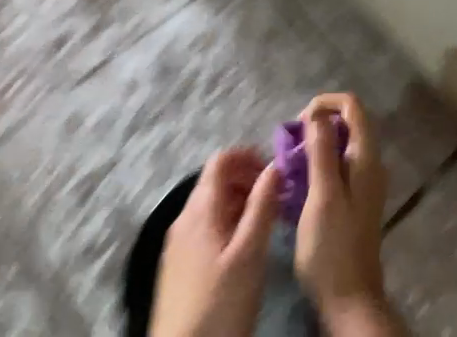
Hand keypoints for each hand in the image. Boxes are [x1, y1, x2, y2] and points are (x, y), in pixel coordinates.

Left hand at [151, 147, 281, 336]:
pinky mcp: (178, 266)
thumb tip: (275, 166)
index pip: (221, 160)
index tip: (276, 170)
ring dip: (240, 203)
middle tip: (277, 197)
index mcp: (200, 209)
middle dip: (248, 180)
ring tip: (267, 222)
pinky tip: (244, 248)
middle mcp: (184, 219)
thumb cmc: (221, 301)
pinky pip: (205, 228)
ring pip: (211, 207)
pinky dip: (227, 224)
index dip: (249, 156)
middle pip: (215, 181)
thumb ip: (263, 205)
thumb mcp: (250, 252)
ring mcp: (178, 244)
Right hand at [294, 94, 399, 331]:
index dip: (324, 104)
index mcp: (367, 158)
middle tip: (288, 148)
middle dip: (316, 125)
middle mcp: (370, 164)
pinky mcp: (353, 199)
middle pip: (346, 124)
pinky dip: (317, 166)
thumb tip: (317, 113)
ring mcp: (363, 182)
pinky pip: (336, 167)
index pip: (352, 106)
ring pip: (339, 146)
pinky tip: (297, 185)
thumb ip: (322, 151)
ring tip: (288, 166)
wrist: (349, 297)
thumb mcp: (323, 195)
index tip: (298, 124)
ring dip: (314, 147)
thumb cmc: (332, 247)